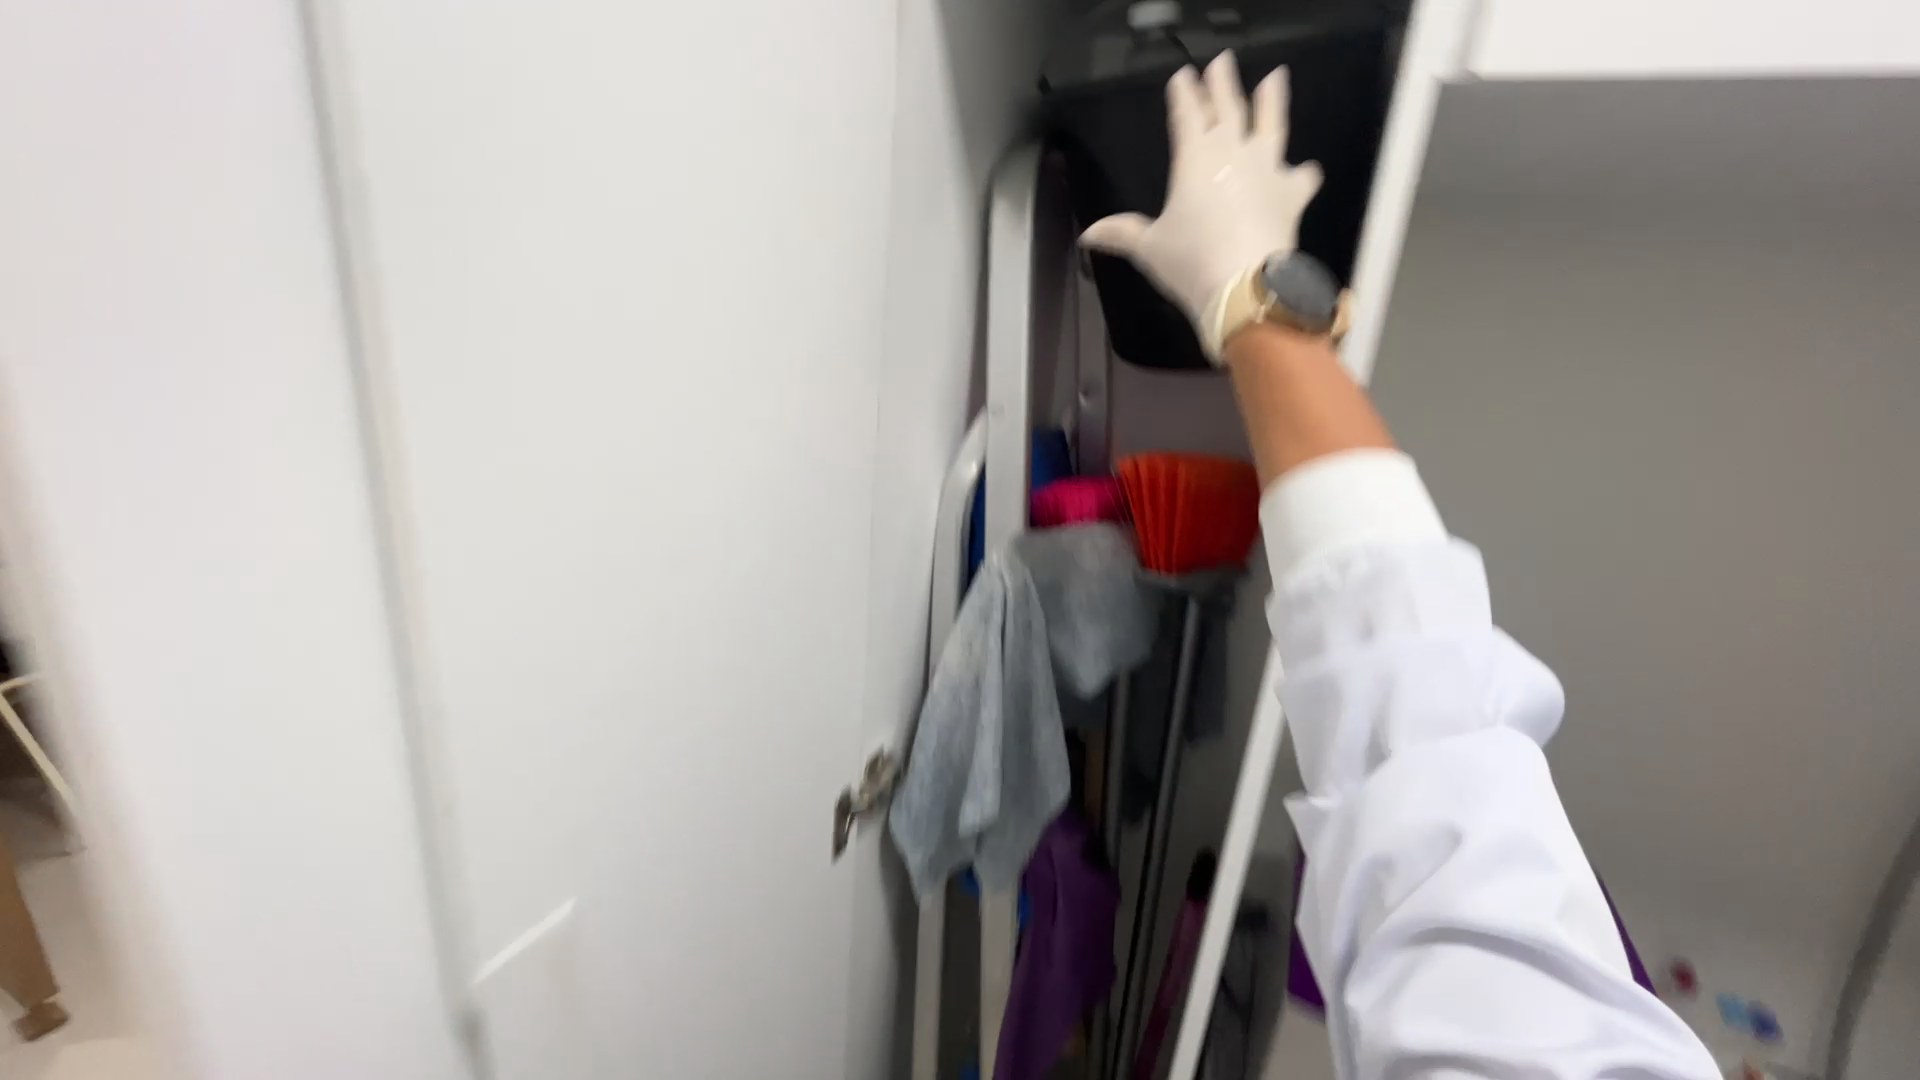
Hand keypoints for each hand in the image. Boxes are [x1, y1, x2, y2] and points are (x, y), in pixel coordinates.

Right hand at [1080, 52, 1322, 333]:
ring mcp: (1267, 170)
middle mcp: (1233, 154)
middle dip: (1222, 84)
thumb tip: (1087, 235)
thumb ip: (1122, 234)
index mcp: (1194, 159)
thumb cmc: (1190, 262)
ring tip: (1275, 78)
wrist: (1244, 285)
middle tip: (1221, 63)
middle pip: (1228, 109)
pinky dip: (1302, 173)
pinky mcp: (1292, 193)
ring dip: (1272, 100)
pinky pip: (1301, 177)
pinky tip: (1304, 170)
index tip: (1182, 76)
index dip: (1183, 94)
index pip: (1187, 116)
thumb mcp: (1149, 249)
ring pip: (1271, 125)